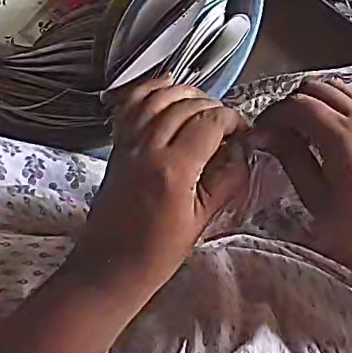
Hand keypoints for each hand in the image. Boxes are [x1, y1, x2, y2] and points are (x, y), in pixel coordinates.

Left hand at [68, 77, 250, 298]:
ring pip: (159, 96)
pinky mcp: (117, 144)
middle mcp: (148, 147)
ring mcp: (128, 142)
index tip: (242, 132)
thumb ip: (225, 179)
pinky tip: (167, 85)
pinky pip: (131, 103)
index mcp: (173, 169)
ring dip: (186, 94)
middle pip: (186, 105)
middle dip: (213, 107)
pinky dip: (150, 88)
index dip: (232, 120)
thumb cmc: (157, 253)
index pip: (209, 122)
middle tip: (227, 126)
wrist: (108, 267)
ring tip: (204, 107)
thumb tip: (241, 150)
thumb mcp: (202, 220)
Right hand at [252, 79, 351, 295]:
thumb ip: (293, 159)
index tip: (262, 133)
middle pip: (315, 87)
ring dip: (313, 100)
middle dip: (290, 103)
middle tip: (279, 130)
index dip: (273, 115)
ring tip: (302, 129)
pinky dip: (334, 104)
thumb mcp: (319, 200)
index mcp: (343, 139)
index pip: (297, 105)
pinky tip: (328, 132)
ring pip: (336, 88)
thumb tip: (268, 135)